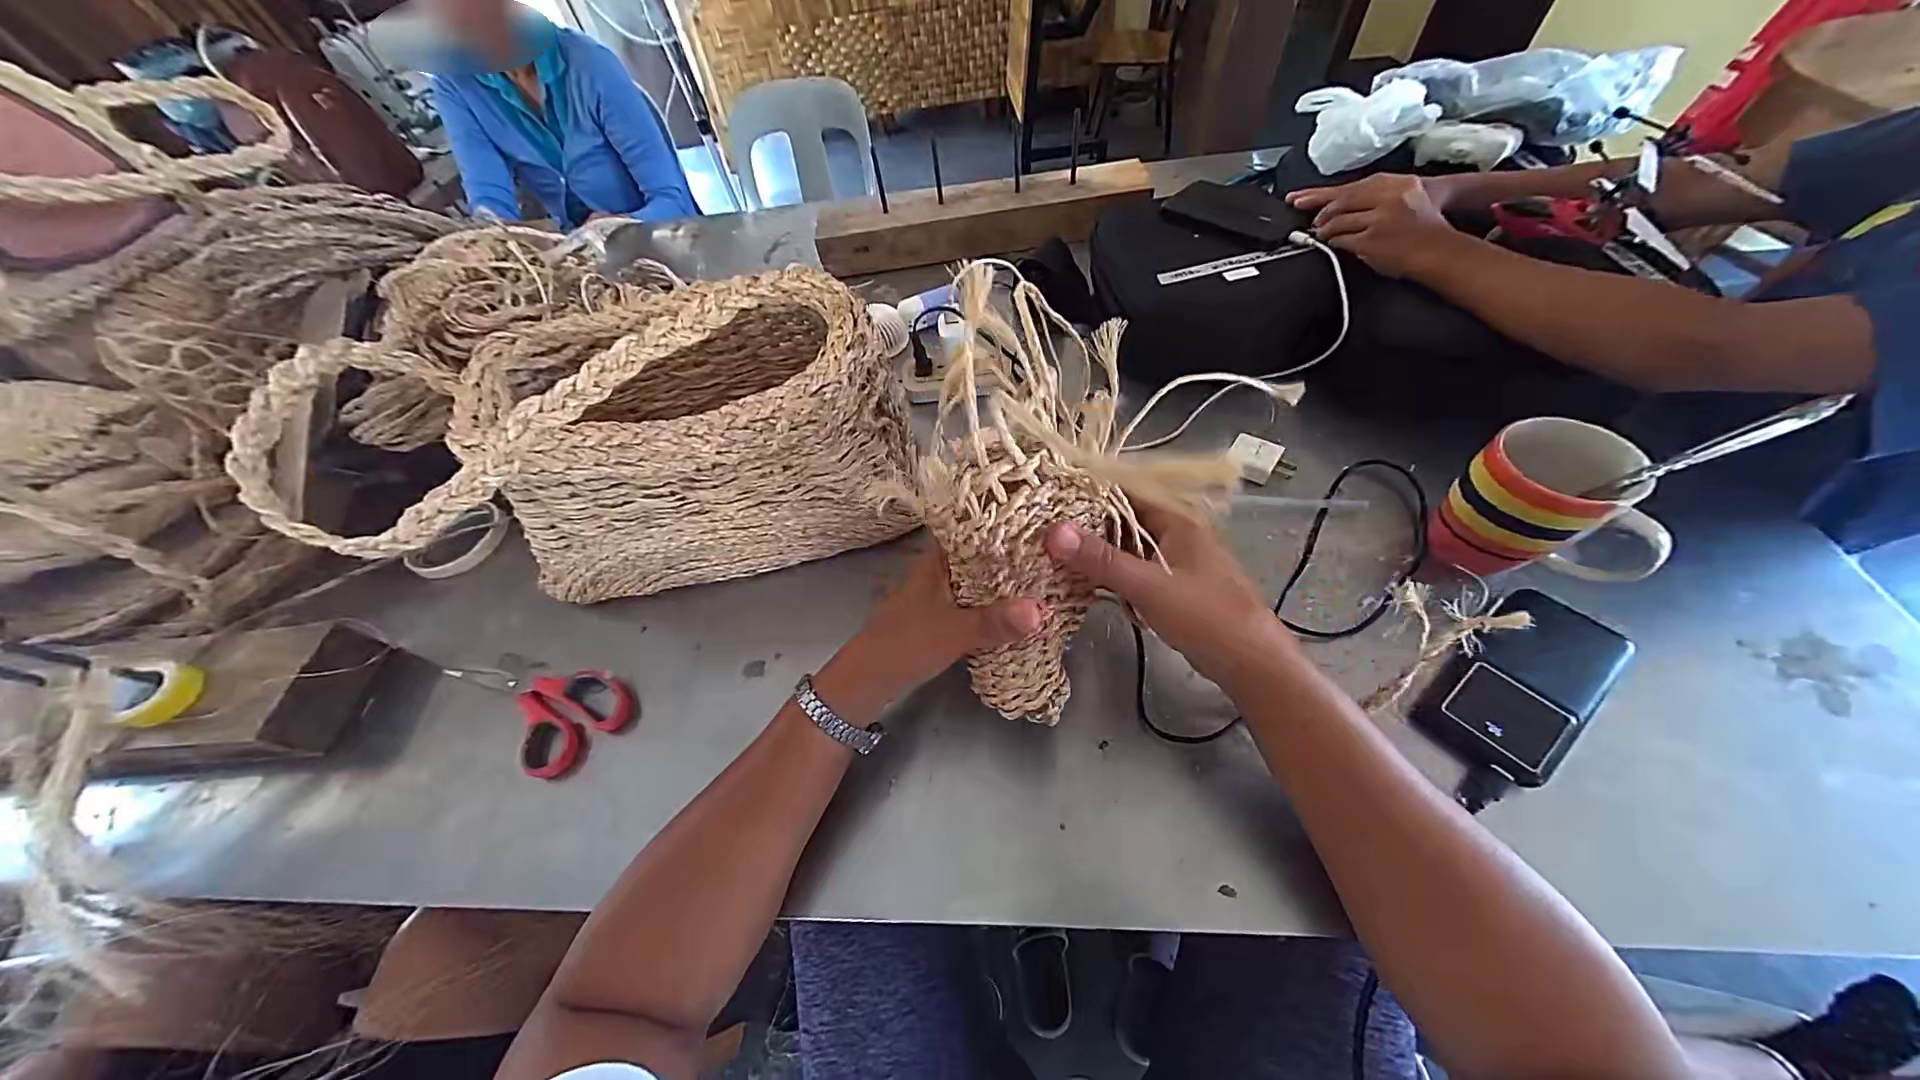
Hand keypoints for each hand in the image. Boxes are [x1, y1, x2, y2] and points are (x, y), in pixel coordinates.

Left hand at [822, 544, 1044, 720]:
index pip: (972, 529)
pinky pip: (974, 604)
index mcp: (937, 561)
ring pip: (978, 581)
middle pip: (980, 556)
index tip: (1038, 522)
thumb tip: (1040, 611)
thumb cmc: (905, 644)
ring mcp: (939, 595)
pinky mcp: (940, 618)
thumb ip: (994, 621)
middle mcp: (938, 572)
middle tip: (1051, 554)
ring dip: (1004, 584)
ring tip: (1044, 579)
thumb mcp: (954, 631)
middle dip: (1012, 557)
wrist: (867, 680)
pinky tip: (1016, 612)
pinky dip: (993, 606)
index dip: (1003, 523)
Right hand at [1043, 501, 1295, 691]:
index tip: (1052, 502)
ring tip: (1058, 559)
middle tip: (1047, 534)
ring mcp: (1176, 564)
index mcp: (1177, 522)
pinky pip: (1136, 574)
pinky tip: (1089, 587)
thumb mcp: (1148, 586)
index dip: (1091, 495)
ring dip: (1100, 557)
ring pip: (1129, 551)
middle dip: (1090, 529)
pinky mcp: (1174, 590)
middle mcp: (1177, 536)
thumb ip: (1101, 559)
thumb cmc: (1205, 615)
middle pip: (1125, 522)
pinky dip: (1115, 578)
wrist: (1251, 662)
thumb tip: (1054, 532)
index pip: (1128, 493)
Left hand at [1288, 174, 1461, 278]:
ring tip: (1321, 234)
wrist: (1439, 249)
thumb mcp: (1407, 197)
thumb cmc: (1423, 226)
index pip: (1351, 187)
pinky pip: (1342, 240)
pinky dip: (1334, 242)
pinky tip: (1332, 243)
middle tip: (1309, 221)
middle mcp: (1389, 196)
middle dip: (1319, 212)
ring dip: (1325, 230)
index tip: (1299, 197)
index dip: (1320, 193)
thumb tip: (1340, 205)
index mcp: (1397, 183)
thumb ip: (1375, 197)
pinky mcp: (1372, 238)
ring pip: (1338, 221)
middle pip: (1341, 201)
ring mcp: (1380, 218)